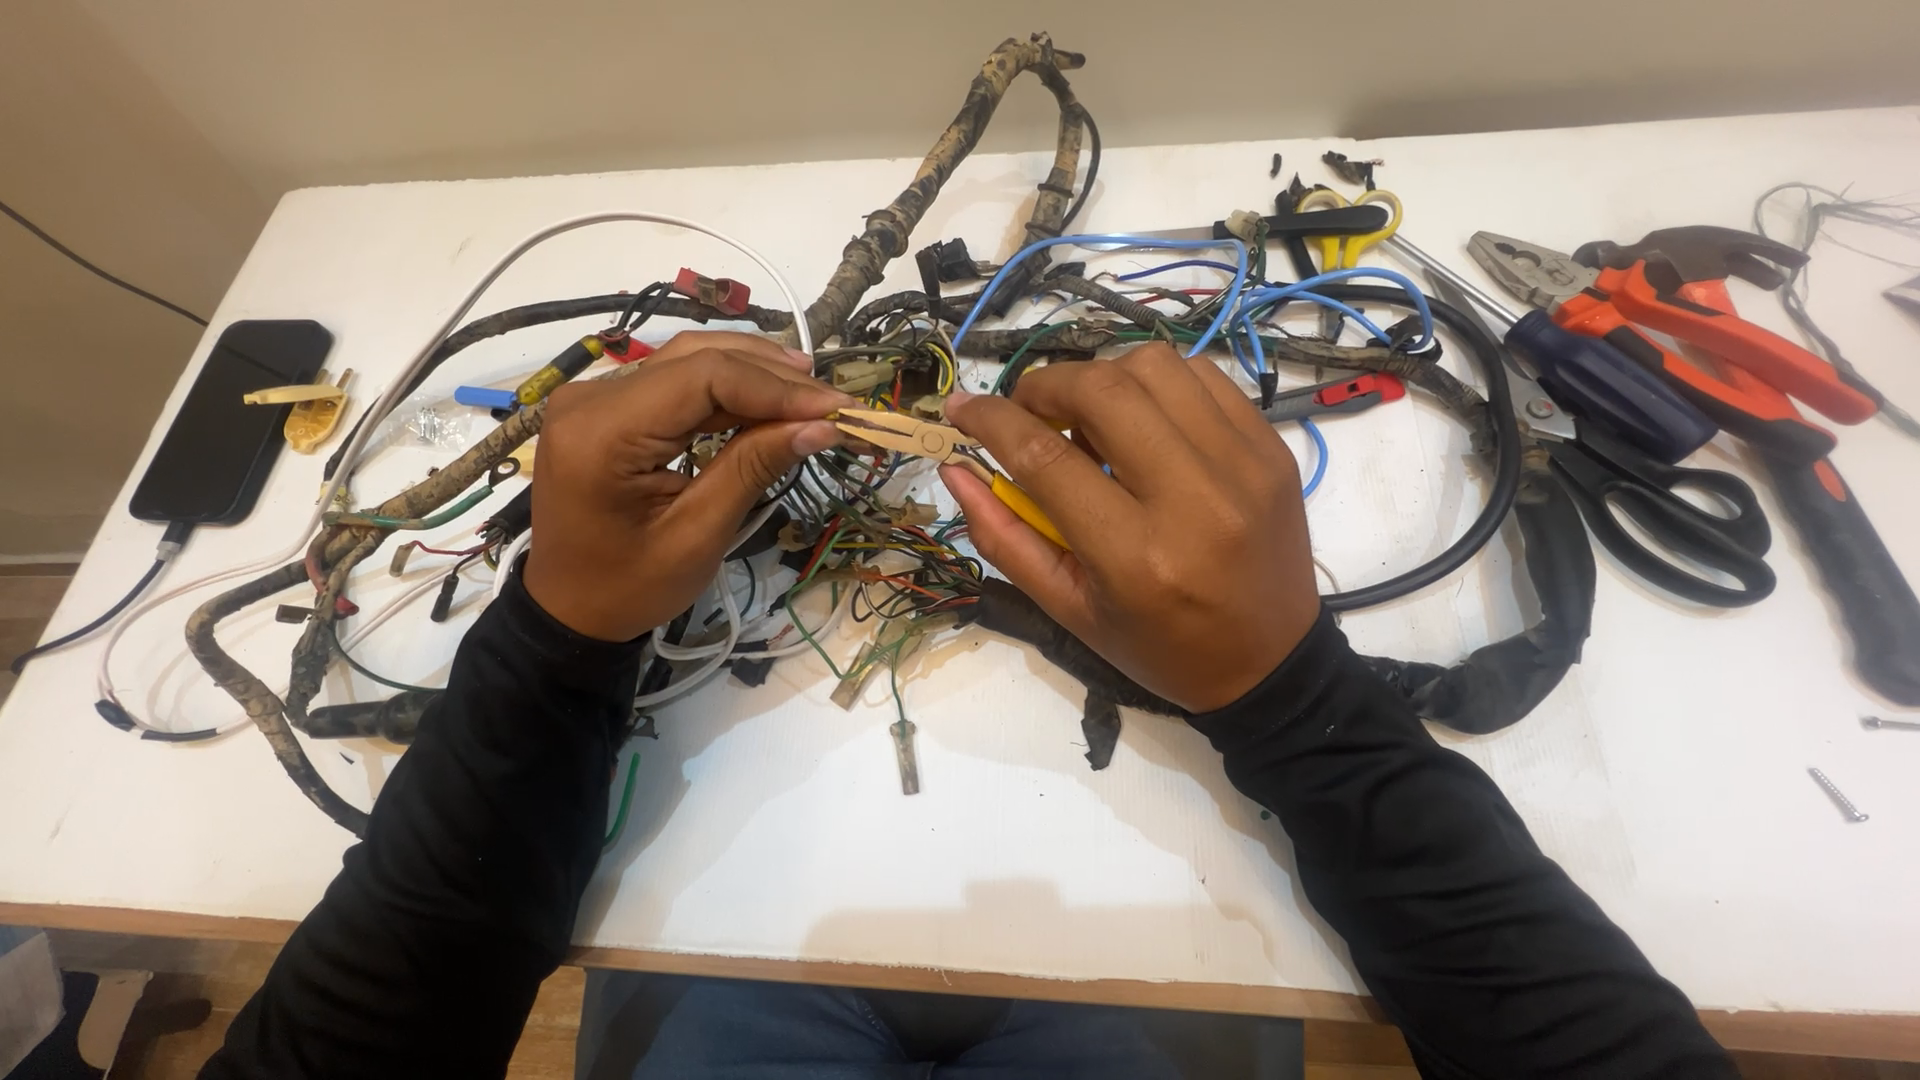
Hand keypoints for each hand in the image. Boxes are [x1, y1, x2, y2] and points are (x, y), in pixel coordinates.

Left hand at [524, 331, 850, 640]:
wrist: (569, 609)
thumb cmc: (630, 587)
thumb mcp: (699, 535)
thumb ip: (753, 468)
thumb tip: (820, 426)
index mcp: (603, 432)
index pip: (704, 378)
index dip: (777, 389)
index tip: (836, 409)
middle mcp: (592, 397)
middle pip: (698, 358)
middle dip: (774, 377)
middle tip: (834, 401)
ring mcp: (597, 397)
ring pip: (691, 360)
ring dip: (756, 372)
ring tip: (812, 391)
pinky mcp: (610, 407)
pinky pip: (677, 382)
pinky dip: (729, 388)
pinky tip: (770, 397)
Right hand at [941, 344, 1319, 710]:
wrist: (1269, 661)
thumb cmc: (1158, 646)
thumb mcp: (1068, 609)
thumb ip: (1004, 537)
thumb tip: (956, 469)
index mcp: (1134, 555)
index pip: (1046, 458)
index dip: (992, 422)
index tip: (962, 409)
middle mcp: (1194, 497)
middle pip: (1103, 390)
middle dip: (1045, 386)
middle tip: (1029, 412)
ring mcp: (1243, 463)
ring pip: (1154, 367)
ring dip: (1102, 377)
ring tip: (1088, 417)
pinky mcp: (1270, 447)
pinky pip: (1201, 376)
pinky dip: (1155, 383)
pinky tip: (1141, 418)